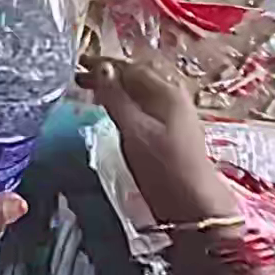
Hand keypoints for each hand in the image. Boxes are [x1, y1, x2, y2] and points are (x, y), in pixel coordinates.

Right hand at [82, 60, 236, 223]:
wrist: (195, 209)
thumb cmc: (164, 167)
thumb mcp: (134, 131)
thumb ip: (116, 98)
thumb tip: (103, 67)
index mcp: (166, 91)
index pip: (130, 68)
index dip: (104, 64)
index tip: (79, 64)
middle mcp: (173, 96)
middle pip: (137, 77)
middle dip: (109, 75)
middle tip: (81, 77)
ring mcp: (175, 114)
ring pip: (141, 92)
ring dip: (117, 88)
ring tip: (92, 91)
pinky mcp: (173, 131)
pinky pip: (144, 105)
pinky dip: (126, 102)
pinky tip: (115, 111)